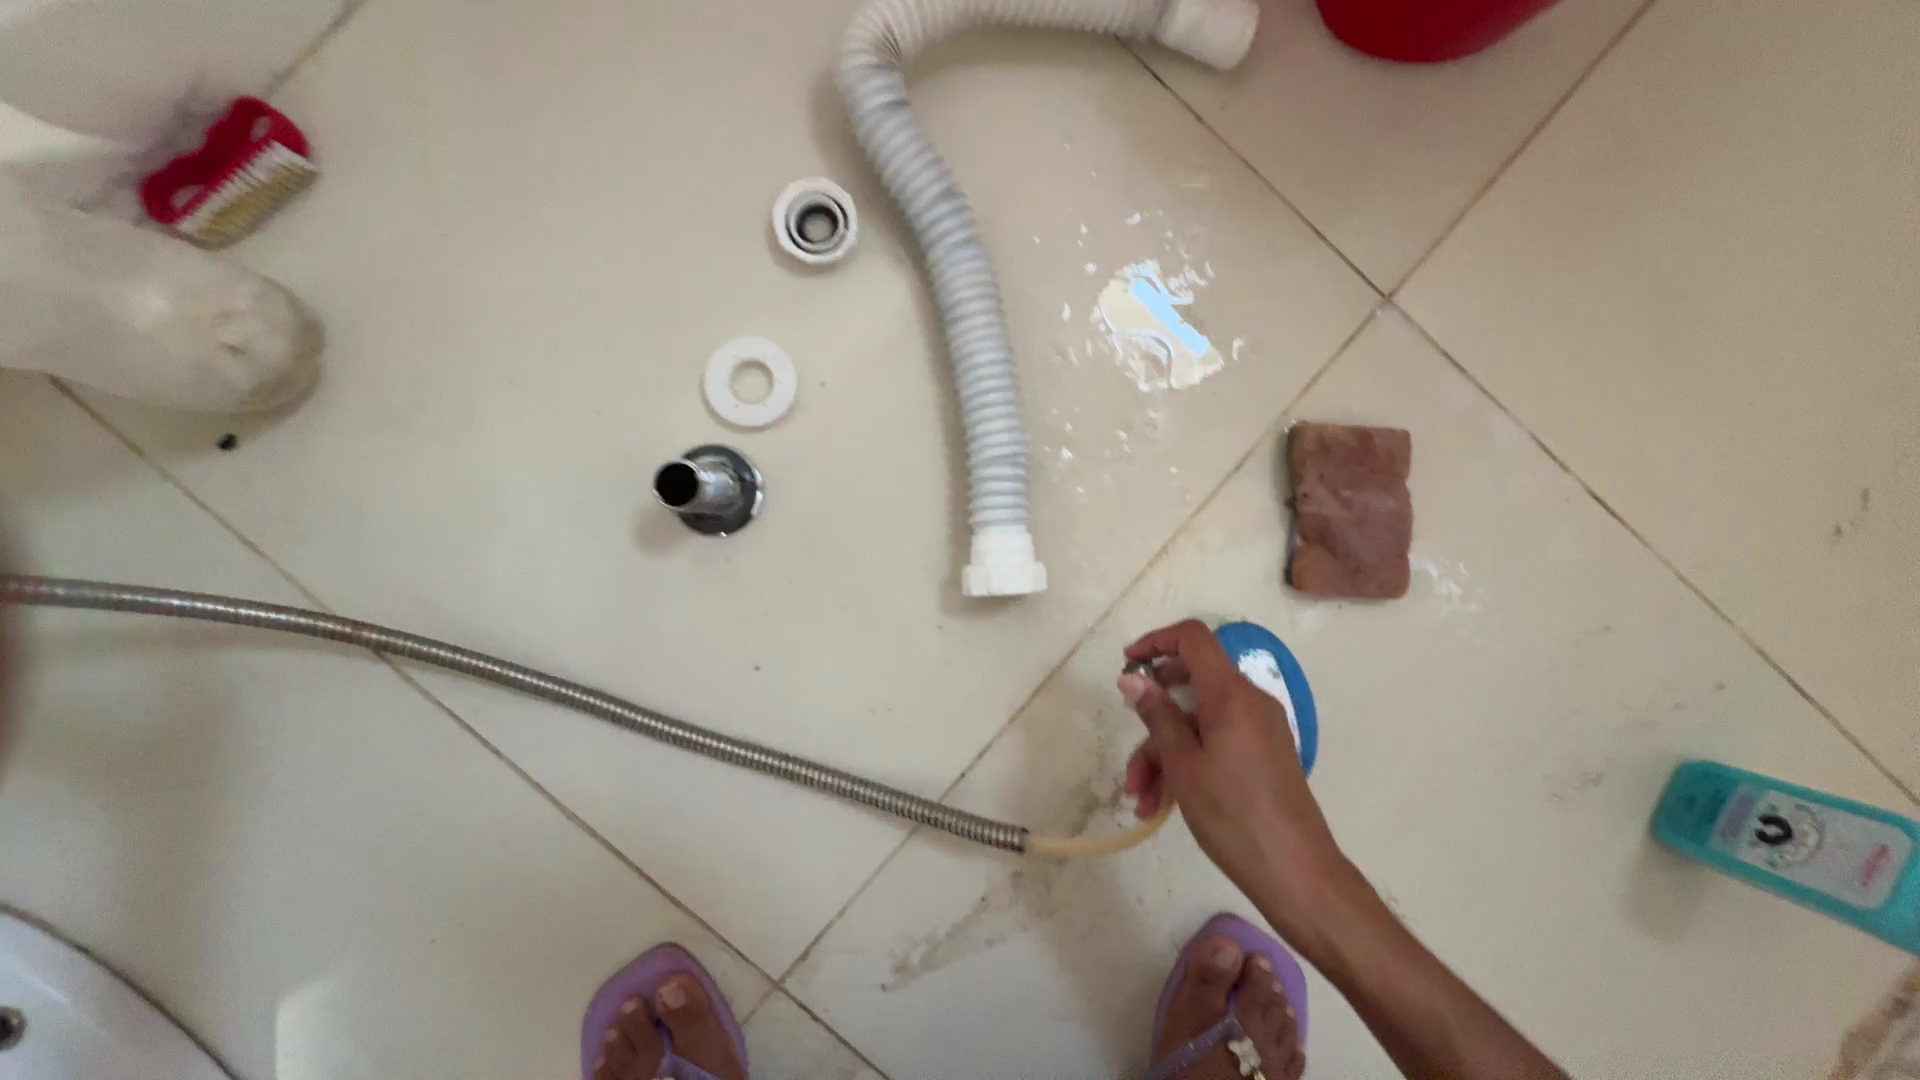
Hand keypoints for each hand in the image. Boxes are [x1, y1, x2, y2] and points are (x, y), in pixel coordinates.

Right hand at [1118, 620, 1350, 936]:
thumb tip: (1133, 678)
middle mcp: (1249, 702)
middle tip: (1129, 747)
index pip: (1194, 639)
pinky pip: (1216, 743)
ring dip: (1163, 753)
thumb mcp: (1183, 765)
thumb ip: (1157, 715)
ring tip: (1141, 799)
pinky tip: (1161, 804)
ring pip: (1198, 723)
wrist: (1296, 872)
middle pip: (1190, 686)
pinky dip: (1187, 764)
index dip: (1157, 642)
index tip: (1127, 665)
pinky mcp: (1262, 755)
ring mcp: (1259, 730)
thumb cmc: (1233, 814)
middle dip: (1152, 718)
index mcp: (1232, 695)